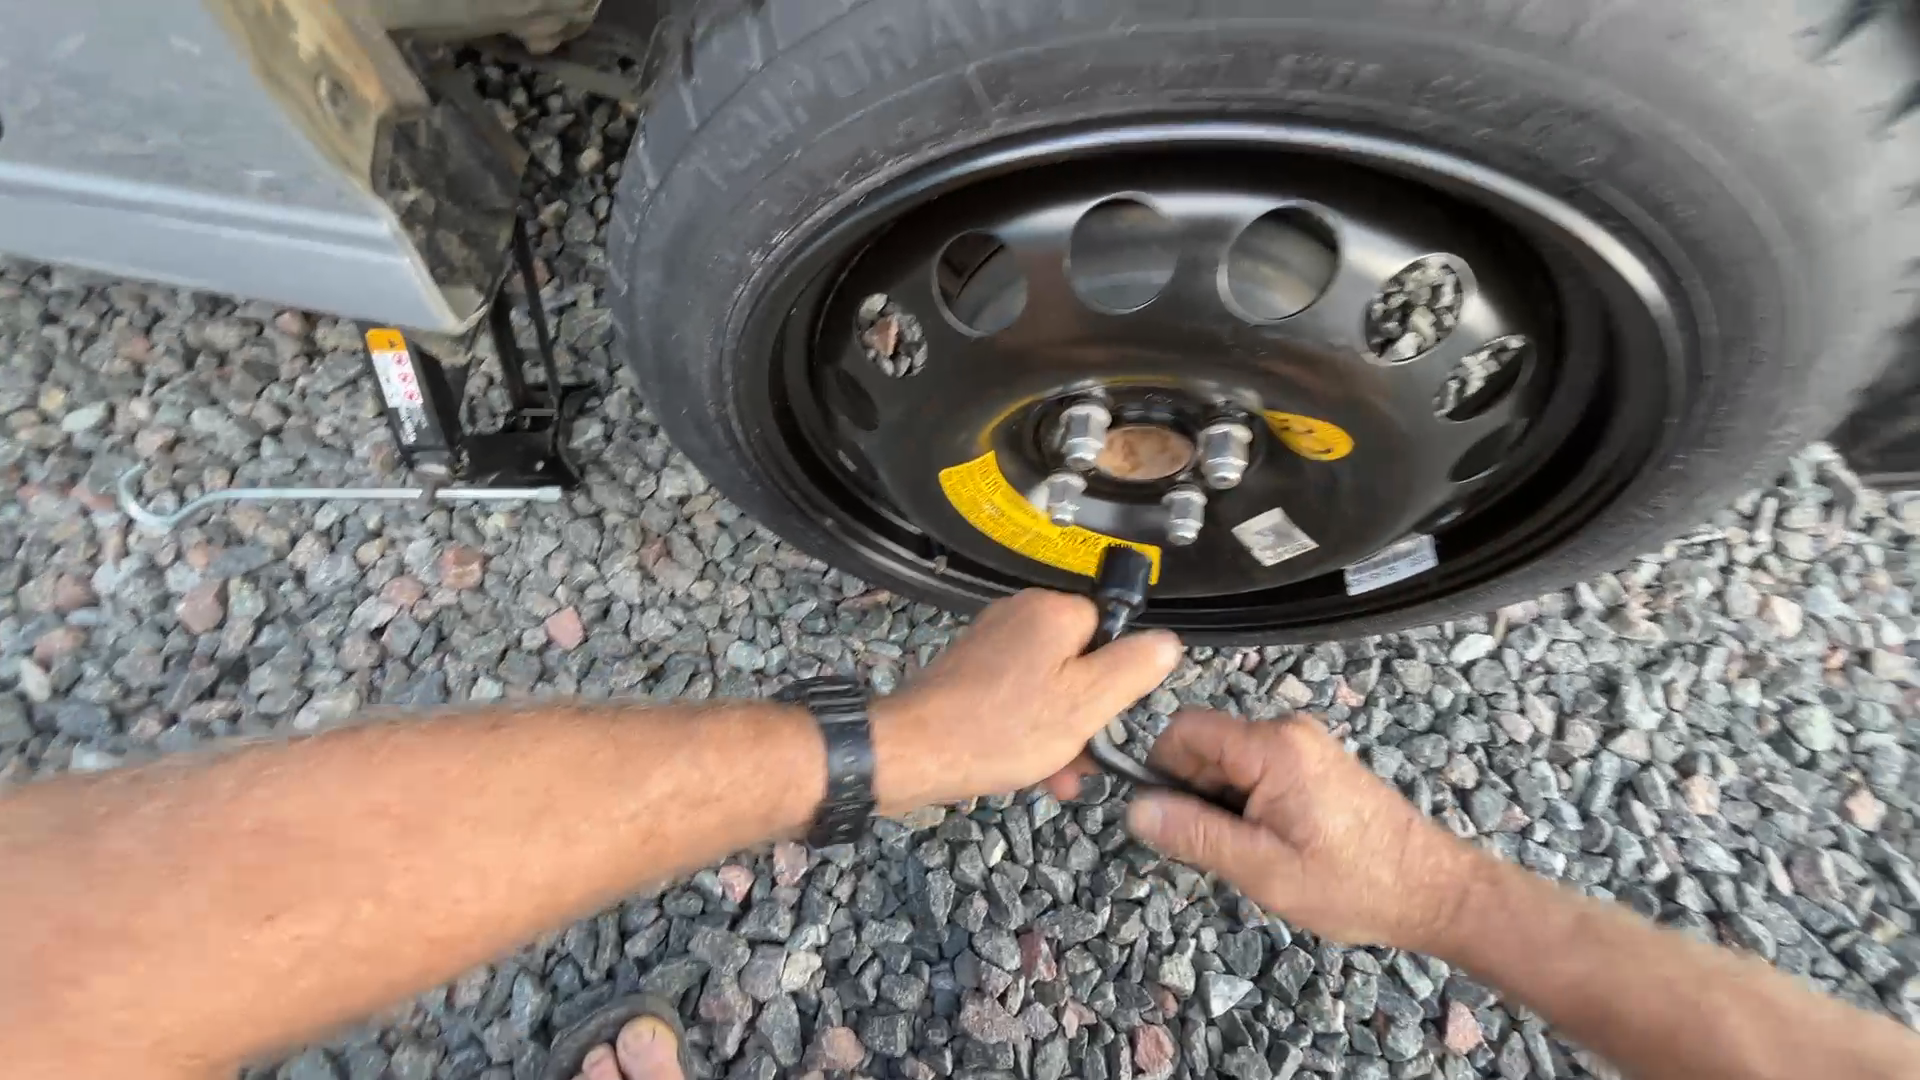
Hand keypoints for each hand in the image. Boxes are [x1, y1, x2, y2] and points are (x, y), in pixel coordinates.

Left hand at [872, 590, 1180, 811]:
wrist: (913, 752)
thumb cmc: (1001, 728)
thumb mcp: (1086, 703)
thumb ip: (1132, 668)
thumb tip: (1167, 641)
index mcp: (1052, 612)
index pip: (1109, 629)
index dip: (1116, 676)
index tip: (1108, 714)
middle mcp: (1019, 615)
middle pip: (1078, 660)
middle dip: (1087, 713)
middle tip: (1086, 756)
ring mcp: (991, 643)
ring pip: (1047, 684)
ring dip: (1061, 731)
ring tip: (1061, 776)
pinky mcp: (970, 671)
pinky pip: (1016, 695)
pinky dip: (1029, 728)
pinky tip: (1033, 771)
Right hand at [1124, 710, 1479, 949]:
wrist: (1440, 893)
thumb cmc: (1357, 885)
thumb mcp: (1266, 870)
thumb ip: (1195, 835)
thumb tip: (1135, 810)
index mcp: (1272, 747)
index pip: (1184, 730)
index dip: (1162, 768)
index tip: (1168, 815)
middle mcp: (1285, 730)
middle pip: (1205, 745)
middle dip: (1195, 792)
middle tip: (1218, 846)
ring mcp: (1302, 742)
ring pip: (1227, 759)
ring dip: (1222, 800)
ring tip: (1252, 848)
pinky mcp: (1312, 758)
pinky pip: (1254, 767)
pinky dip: (1247, 799)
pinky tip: (1272, 839)